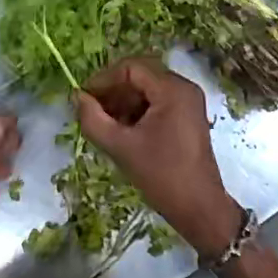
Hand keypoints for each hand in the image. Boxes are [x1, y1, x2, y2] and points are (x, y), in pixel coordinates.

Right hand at [74, 58, 243, 257]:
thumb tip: (77, 97)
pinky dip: (138, 111)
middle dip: (113, 91)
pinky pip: (157, 102)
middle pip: (140, 76)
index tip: (84, 97)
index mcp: (172, 89)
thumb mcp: (121, 148)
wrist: (200, 209)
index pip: (131, 68)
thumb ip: (93, 120)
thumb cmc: (162, 176)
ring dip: (124, 102)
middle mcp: (183, 87)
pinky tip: (123, 130)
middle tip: (91, 110)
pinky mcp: (188, 116)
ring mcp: (188, 102)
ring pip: (147, 89)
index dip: (104, 79)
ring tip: (104, 123)